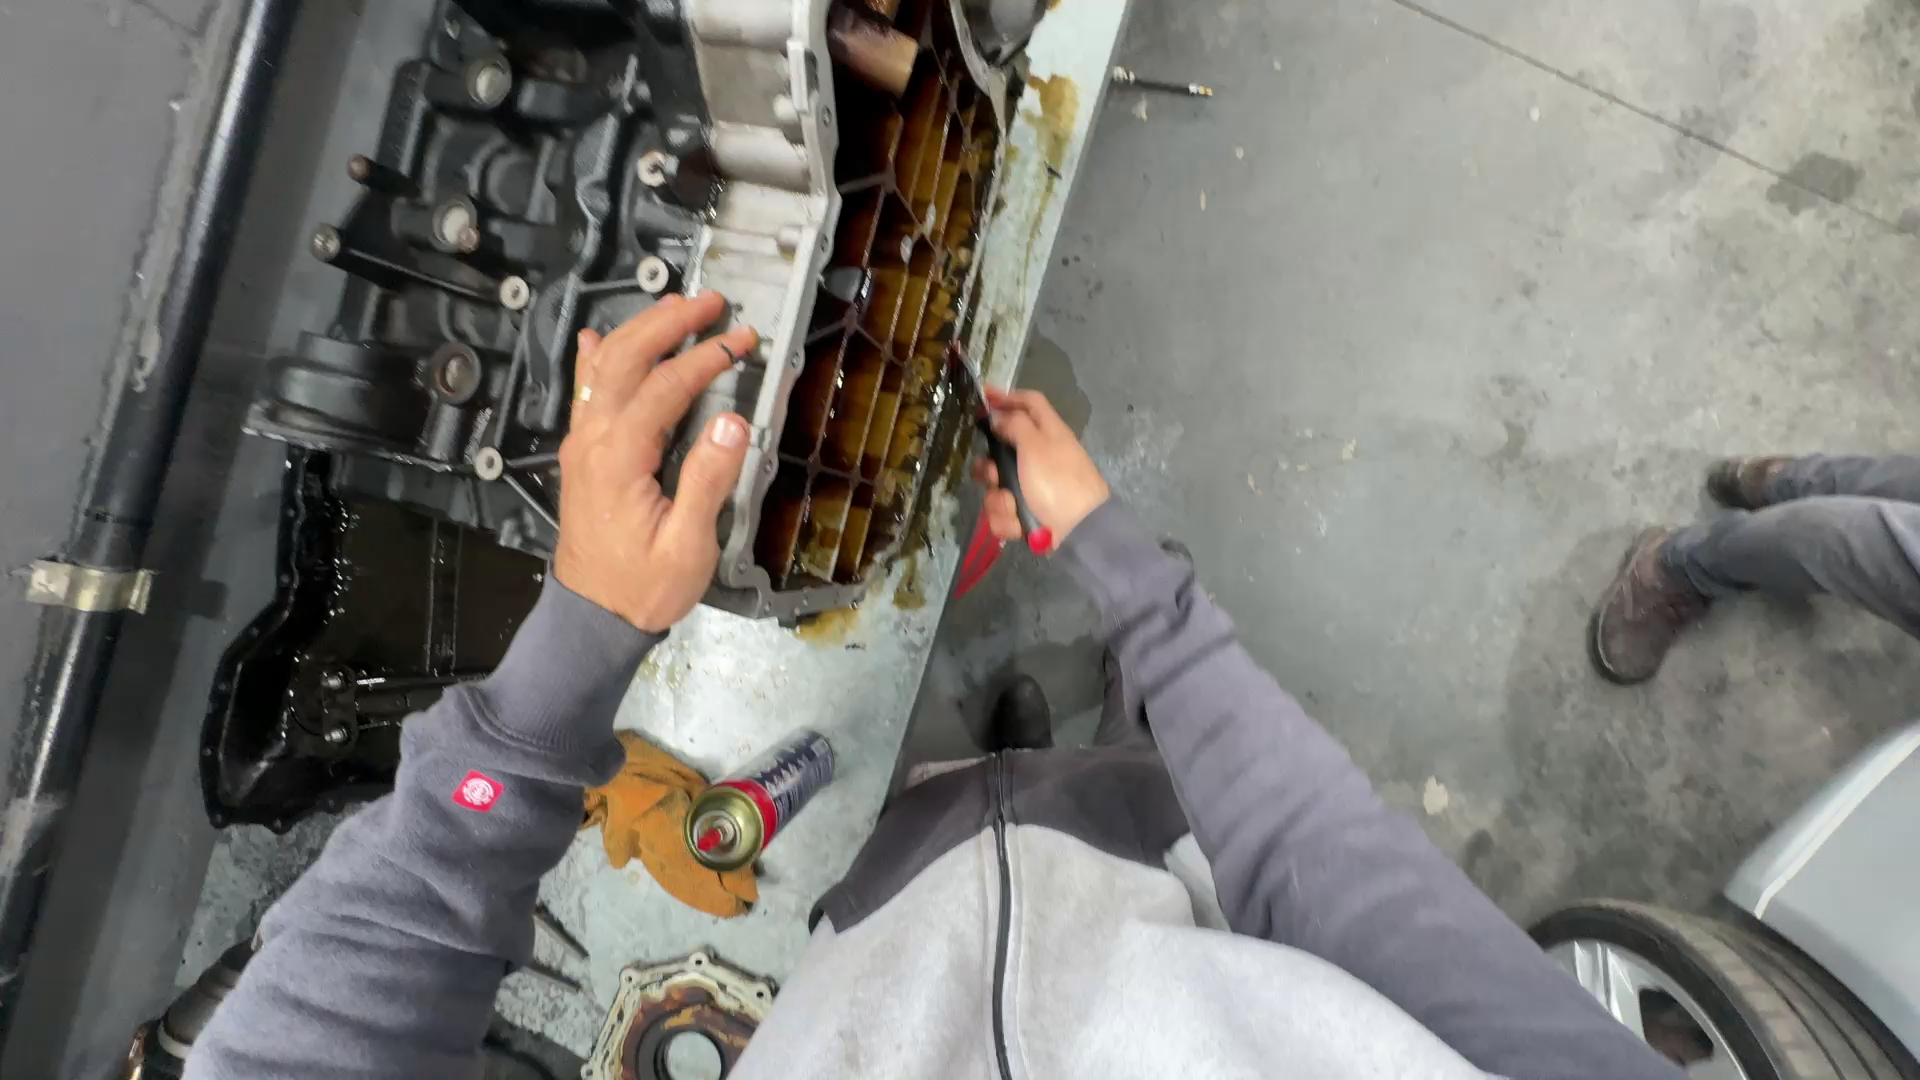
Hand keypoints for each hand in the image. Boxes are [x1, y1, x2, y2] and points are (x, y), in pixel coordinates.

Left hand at [554, 292, 758, 631]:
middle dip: (668, 323)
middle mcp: (593, 439)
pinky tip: (593, 339)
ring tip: (674, 308)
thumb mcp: (687, 544)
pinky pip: (585, 395)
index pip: (666, 387)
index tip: (743, 339)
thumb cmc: (645, 586)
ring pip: (602, 369)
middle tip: (711, 302)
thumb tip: (734, 423)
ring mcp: (582, 444)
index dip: (707, 357)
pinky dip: (592, 360)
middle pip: (625, 359)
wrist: (594, 617)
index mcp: (620, 457)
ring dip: (639, 332)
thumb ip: (707, 481)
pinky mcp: (583, 455)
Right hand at [971, 386, 1109, 549]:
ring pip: (996, 487)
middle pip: (1001, 450)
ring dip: (998, 499)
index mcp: (1048, 433)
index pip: (1029, 403)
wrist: (1079, 531)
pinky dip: (1007, 520)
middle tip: (991, 474)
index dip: (1007, 397)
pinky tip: (1018, 524)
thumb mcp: (1036, 446)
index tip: (982, 398)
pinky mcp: (1026, 515)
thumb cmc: (1058, 481)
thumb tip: (998, 416)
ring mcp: (1031, 488)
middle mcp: (1038, 457)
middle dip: (989, 465)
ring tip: (1011, 506)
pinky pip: (1003, 513)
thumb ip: (1014, 425)